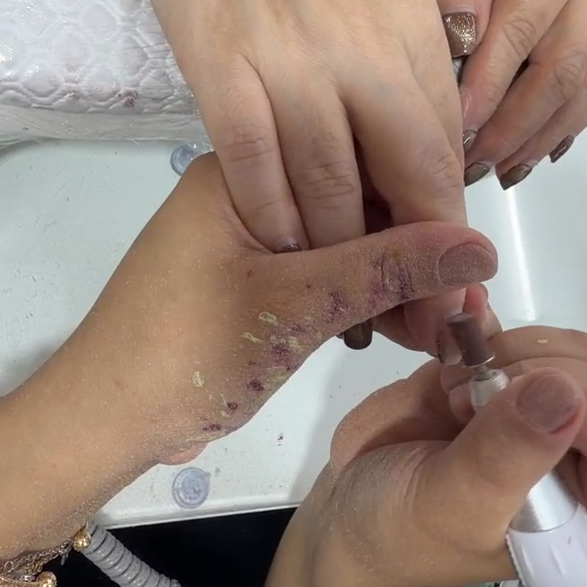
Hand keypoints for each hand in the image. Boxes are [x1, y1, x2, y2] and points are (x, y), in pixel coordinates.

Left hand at [29, 153, 496, 468]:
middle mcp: (253, 192)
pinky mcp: (255, 282)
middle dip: (416, 260)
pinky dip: (363, 303)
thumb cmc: (187, 352)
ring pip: (344, 248)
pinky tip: (409, 330)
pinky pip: (323, 278)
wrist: (105, 420)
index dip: (424, 215)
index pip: (357, 167)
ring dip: (395, 287)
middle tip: (470, 311)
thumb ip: (387, 270)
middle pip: (354, 209)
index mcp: (246, 170)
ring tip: (450, 330)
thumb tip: (482, 248)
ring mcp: (253, 240)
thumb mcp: (295, 307)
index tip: (477, 267)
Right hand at [68, 0, 468, 354]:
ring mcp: (286, 66)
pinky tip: (280, 253)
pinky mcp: (220, 76)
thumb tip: (434, 137)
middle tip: (410, 323)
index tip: (453, 284)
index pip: (441, 153)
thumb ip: (418, 62)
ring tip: (341, 303)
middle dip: (408, 265)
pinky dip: (271, 222)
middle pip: (396, 183)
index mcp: (410, 34)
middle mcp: (359, 55)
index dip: (449, 230)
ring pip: (323, 190)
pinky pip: (253, 173)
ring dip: (334, 257)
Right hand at [295, 328, 586, 586]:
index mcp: (584, 510)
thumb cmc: (401, 528)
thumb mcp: (451, 505)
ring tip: (453, 388)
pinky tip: (446, 351)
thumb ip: (504, 456)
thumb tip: (564, 393)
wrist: (347, 502)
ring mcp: (532, 408)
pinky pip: (515, 331)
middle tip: (465, 404)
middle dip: (539, 381)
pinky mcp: (493, 372)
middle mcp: (572, 456)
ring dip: (511, 354)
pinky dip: (483, 327)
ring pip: (570, 352)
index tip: (531, 403)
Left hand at [432, 0, 586, 187]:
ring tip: (499, 172)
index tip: (454, 131)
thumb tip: (460, 42)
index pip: (527, 23)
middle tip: (470, 167)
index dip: (490, 83)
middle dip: (515, 124)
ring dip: (541, 133)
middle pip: (565, 64)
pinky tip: (536, 152)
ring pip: (586, 80)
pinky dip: (565, 120)